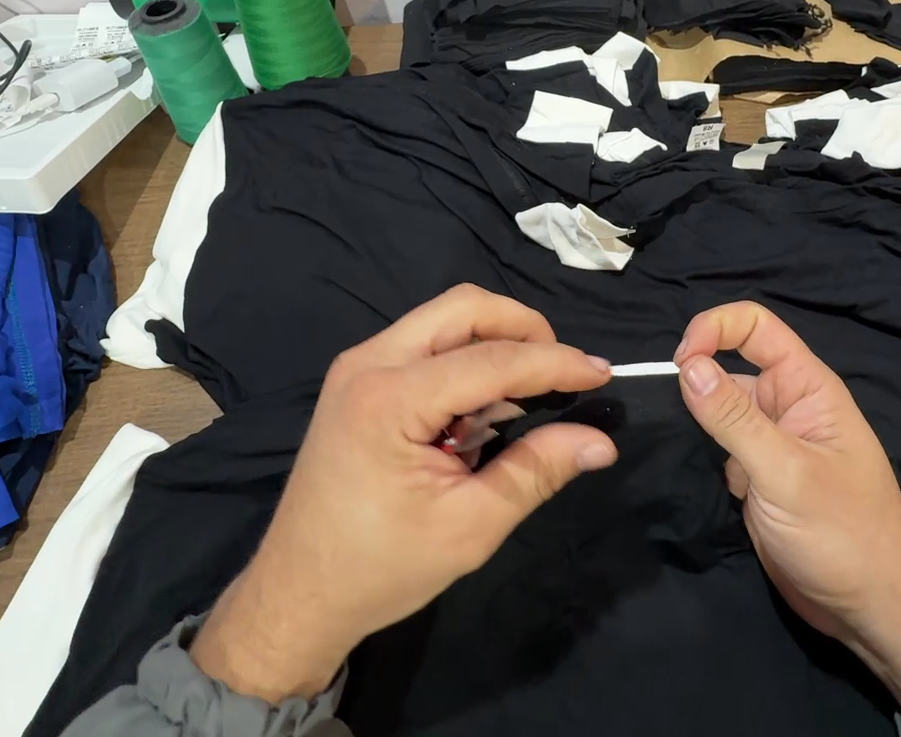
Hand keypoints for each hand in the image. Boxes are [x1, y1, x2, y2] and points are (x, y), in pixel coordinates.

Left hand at [191, 285, 617, 700]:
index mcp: (391, 399)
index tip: (603, 373)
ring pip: (445, 318)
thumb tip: (601, 441)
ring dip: (495, 341)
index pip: (492, 359)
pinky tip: (484, 406)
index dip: (555, 363)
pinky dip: (467, 357)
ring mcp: (360, 365)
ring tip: (528, 394)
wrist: (297, 593)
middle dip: (523, 328)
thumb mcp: (469, 527)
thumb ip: (536, 471)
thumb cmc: (381, 567)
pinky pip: (427, 342)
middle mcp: (370, 362)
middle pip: (464, 308)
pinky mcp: (360, 378)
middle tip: (562, 370)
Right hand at [674, 302, 900, 729]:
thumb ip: (734, 418)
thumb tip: (688, 365)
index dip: (714, 328)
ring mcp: (773, 441)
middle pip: (732, 362)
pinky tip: (707, 476)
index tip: (681, 363)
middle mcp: (788, 405)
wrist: (871, 611)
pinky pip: (722, 444)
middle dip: (698, 376)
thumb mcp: (784, 472)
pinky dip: (706, 451)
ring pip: (722, 406)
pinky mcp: (760, 475)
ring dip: (699, 417)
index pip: (755, 327)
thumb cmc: (842, 535)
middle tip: (666, 408)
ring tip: (677, 441)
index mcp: (806, 387)